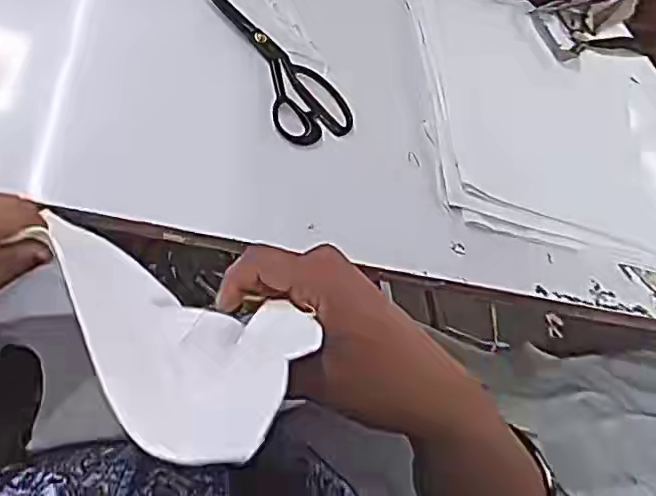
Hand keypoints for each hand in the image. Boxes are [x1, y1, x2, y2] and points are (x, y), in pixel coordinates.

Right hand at [215, 244, 495, 442]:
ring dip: (268, 307)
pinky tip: (293, 341)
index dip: (230, 287)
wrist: (432, 392)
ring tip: (272, 345)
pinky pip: (300, 285)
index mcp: (320, 273)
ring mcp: (338, 273)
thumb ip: (272, 361)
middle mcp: (328, 264)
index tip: (223, 314)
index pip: (255, 261)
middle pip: (266, 267)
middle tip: (244, 337)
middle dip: (248, 300)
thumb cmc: (393, 379)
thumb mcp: (318, 378)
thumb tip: (247, 355)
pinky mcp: (343, 286)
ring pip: (282, 277)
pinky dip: (287, 308)